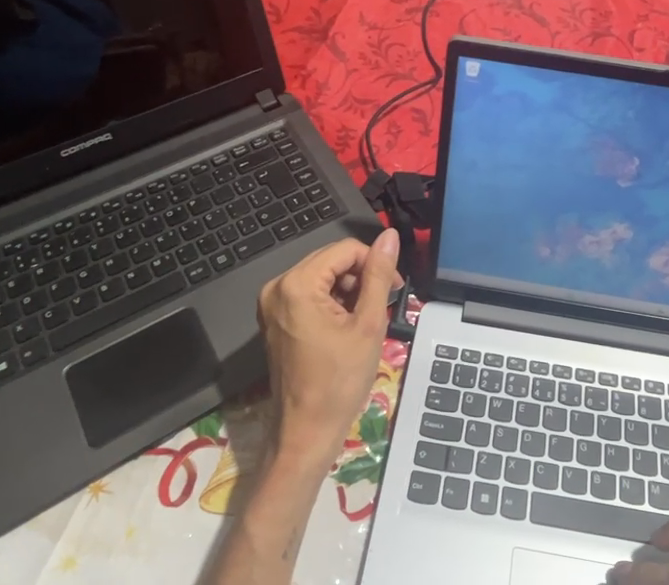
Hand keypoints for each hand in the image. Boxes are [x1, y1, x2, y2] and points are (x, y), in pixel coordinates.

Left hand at [257, 230, 400, 470]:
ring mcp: (272, 303)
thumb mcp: (368, 324)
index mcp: (297, 284)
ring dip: (348, 289)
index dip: (374, 262)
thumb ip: (378, 276)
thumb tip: (390, 237)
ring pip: (322, 275)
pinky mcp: (274, 318)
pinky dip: (331, 301)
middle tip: (385, 303)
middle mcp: (277, 287)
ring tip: (366, 318)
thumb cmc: (340, 382)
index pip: (345, 249)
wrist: (306, 432)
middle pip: (330, 259)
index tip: (395, 288)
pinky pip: (309, 293)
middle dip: (361, 275)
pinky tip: (347, 324)